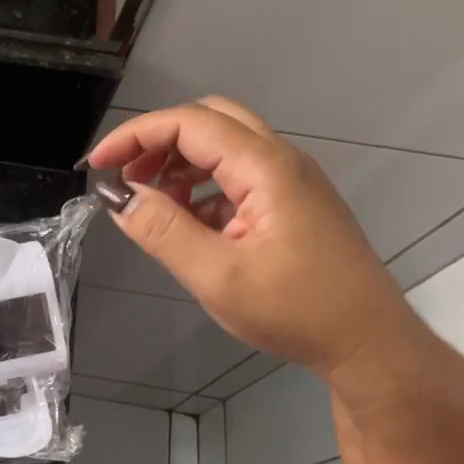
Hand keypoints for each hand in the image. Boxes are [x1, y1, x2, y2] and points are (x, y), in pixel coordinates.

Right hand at [84, 97, 417, 376]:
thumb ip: (163, 231)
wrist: (367, 342)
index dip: (136, 136)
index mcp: (266, 169)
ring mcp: (290, 182)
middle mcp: (281, 162)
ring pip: (224, 146)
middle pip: (210, 121)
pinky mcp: (291, 205)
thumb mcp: (217, 276)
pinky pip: (236, 176)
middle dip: (157, 142)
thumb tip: (117, 198)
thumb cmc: (295, 310)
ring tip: (151, 207)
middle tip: (125, 180)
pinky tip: (186, 226)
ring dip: (178, 165)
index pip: (189, 124)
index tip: (97, 167)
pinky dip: (200, 188)